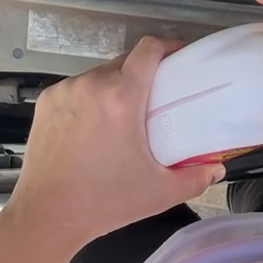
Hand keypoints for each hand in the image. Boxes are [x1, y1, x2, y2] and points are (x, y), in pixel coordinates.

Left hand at [7, 37, 224, 253]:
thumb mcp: (159, 192)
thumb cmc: (104, 203)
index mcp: (122, 96)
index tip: (177, 56)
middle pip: (125, 62)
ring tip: (120, 118)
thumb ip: (195, 177)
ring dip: (113, 87)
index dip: (166, 46)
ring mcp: (66, 90)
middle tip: (153, 98)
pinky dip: (87, 99)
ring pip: (99, 75)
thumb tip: (216, 167)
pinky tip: (91, 127)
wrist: (47, 216)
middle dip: (141, 74)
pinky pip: (75, 88)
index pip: (148, 49)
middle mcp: (92, 84)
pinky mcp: (47, 100)